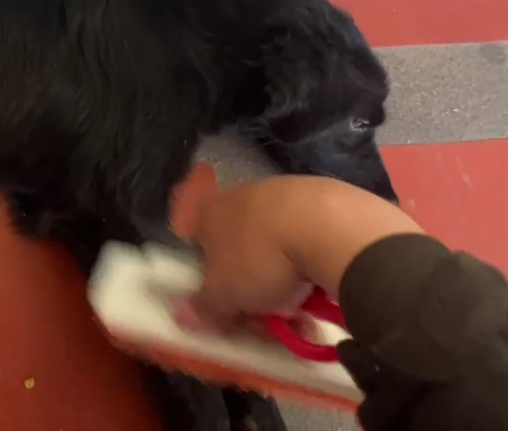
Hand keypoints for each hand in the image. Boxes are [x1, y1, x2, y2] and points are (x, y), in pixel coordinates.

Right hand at [179, 175, 421, 333]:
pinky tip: (323, 285)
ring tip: (302, 311)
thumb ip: (203, 304)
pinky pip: (305, 237)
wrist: (325, 226)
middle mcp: (238, 195)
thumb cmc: (259, 257)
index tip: (225, 301)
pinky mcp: (318, 198)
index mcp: (209, 211)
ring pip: (273, 244)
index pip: (195, 240)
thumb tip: (182, 314)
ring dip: (283, 277)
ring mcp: (279, 192)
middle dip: (250, 283)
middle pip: (237, 246)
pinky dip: (310, 261)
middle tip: (266, 314)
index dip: (207, 273)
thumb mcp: (224, 292)